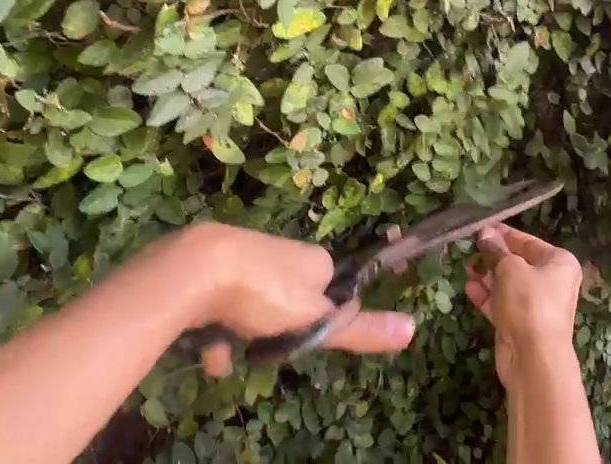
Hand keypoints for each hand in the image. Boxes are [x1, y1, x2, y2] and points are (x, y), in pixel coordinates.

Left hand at [171, 222, 415, 374]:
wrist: (197, 268)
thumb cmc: (264, 292)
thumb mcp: (315, 318)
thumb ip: (359, 328)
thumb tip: (413, 328)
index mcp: (314, 259)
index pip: (329, 286)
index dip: (322, 313)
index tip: (308, 335)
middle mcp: (283, 252)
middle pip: (288, 299)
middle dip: (276, 330)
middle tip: (265, 350)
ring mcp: (246, 256)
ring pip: (252, 305)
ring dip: (242, 337)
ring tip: (226, 358)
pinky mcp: (212, 266)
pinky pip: (222, 304)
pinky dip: (217, 329)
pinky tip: (207, 349)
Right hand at [463, 223, 582, 387]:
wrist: (534, 360)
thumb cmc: (529, 303)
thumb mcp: (510, 269)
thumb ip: (496, 250)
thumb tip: (485, 233)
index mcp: (559, 263)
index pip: (528, 241)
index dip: (504, 234)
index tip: (481, 228)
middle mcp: (551, 281)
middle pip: (518, 262)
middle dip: (493, 256)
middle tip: (469, 249)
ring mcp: (536, 305)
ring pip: (508, 284)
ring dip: (487, 275)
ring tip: (466, 267)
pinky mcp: (520, 324)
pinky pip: (502, 303)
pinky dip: (487, 296)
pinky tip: (469, 288)